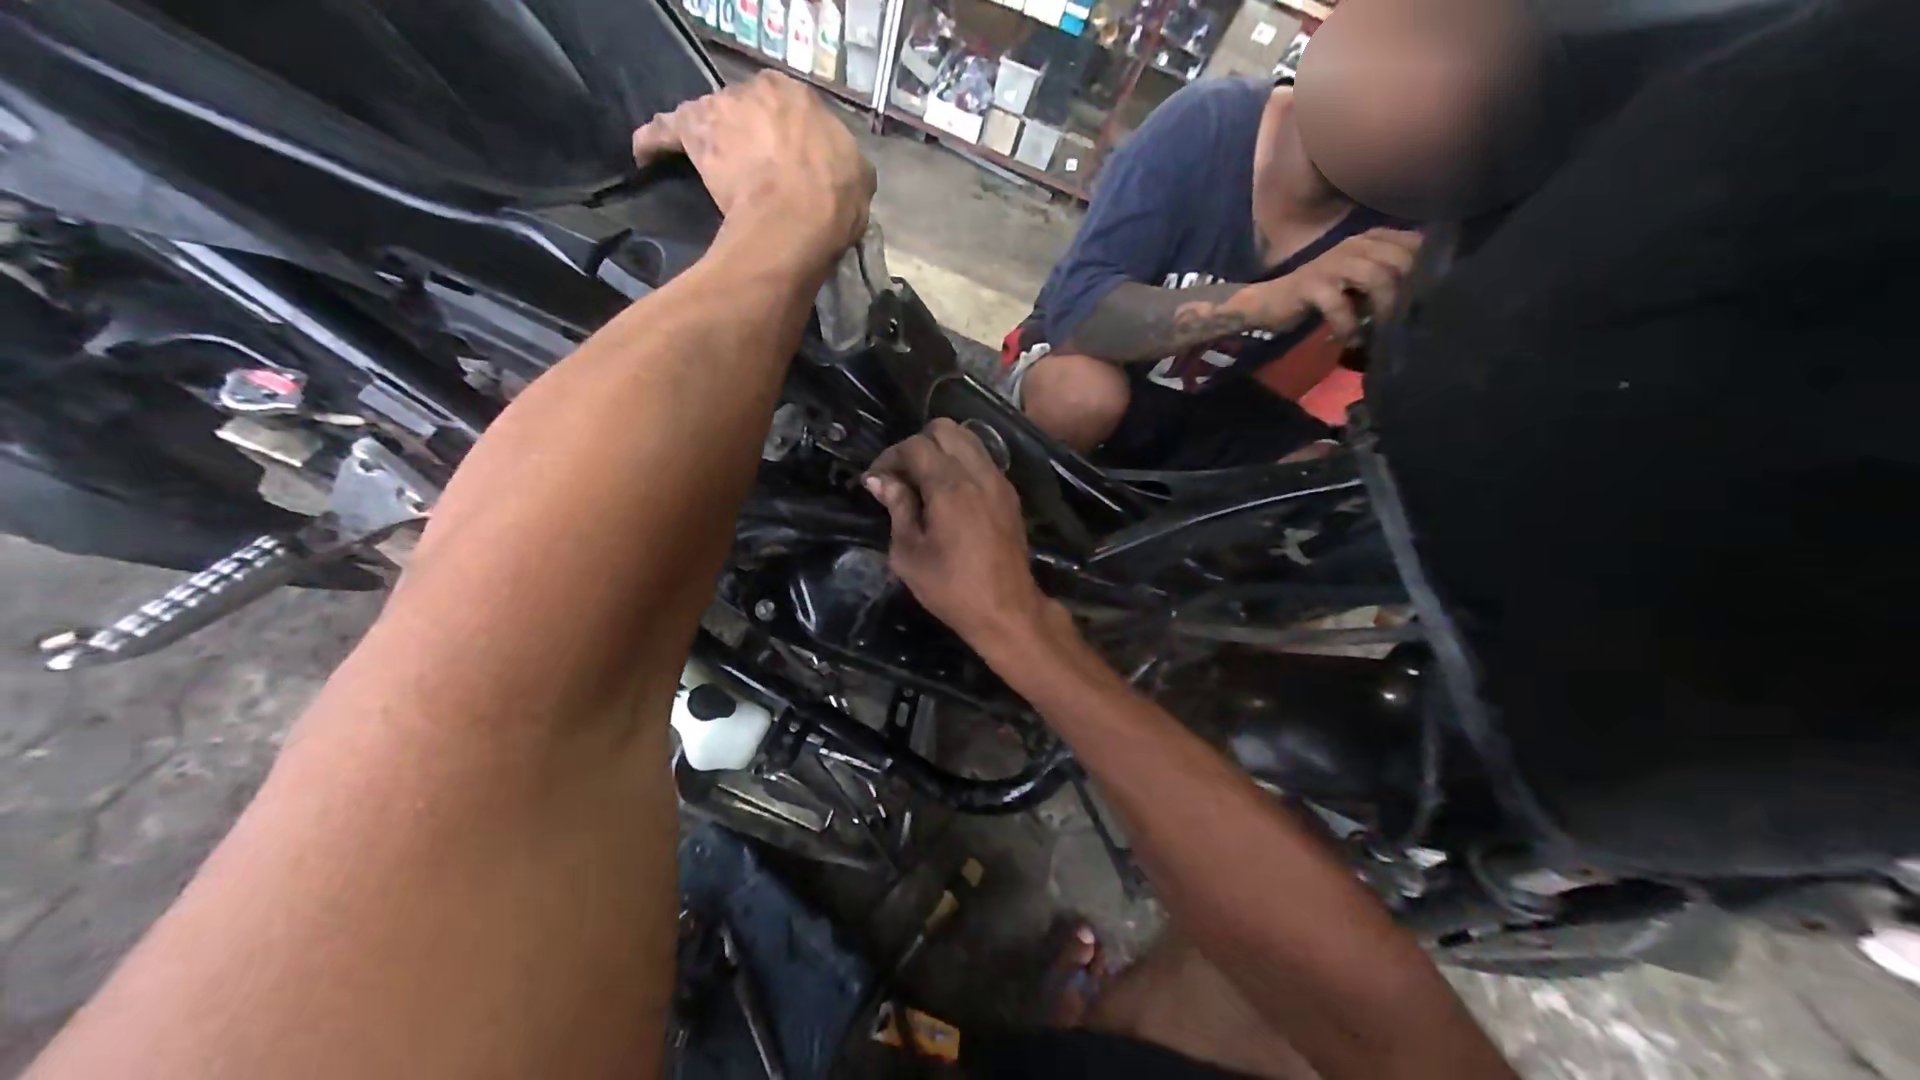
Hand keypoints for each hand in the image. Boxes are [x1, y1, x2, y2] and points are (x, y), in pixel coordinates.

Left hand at [632, 71, 876, 272]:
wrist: (797, 220)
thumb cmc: (834, 200)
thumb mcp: (859, 179)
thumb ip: (845, 165)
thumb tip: (841, 172)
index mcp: (801, 97)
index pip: (787, 108)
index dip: (785, 136)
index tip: (786, 160)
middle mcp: (757, 90)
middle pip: (745, 108)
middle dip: (745, 132)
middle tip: (749, 167)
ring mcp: (721, 108)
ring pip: (708, 116)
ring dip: (707, 136)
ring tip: (705, 163)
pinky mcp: (693, 131)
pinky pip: (665, 130)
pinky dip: (655, 142)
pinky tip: (646, 155)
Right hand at [863, 420, 1055, 647]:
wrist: (1006, 609)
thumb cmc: (950, 588)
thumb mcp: (909, 554)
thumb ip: (897, 508)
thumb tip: (880, 479)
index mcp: (949, 487)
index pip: (915, 446)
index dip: (890, 457)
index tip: (876, 481)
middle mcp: (978, 474)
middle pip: (945, 429)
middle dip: (917, 444)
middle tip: (902, 476)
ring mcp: (999, 481)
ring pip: (968, 439)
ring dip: (942, 450)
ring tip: (925, 481)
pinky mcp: (1010, 494)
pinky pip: (983, 459)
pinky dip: (962, 463)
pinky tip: (949, 493)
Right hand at [1259, 228, 1422, 343]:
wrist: (1270, 302)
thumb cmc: (1320, 294)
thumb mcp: (1359, 281)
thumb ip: (1387, 278)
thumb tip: (1423, 296)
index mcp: (1371, 239)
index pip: (1415, 243)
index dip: (1430, 269)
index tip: (1430, 297)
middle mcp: (1355, 244)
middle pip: (1401, 259)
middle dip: (1408, 292)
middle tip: (1406, 319)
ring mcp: (1332, 262)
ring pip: (1376, 277)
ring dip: (1383, 308)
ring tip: (1382, 331)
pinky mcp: (1311, 284)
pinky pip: (1339, 304)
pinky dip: (1348, 325)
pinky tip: (1349, 339)